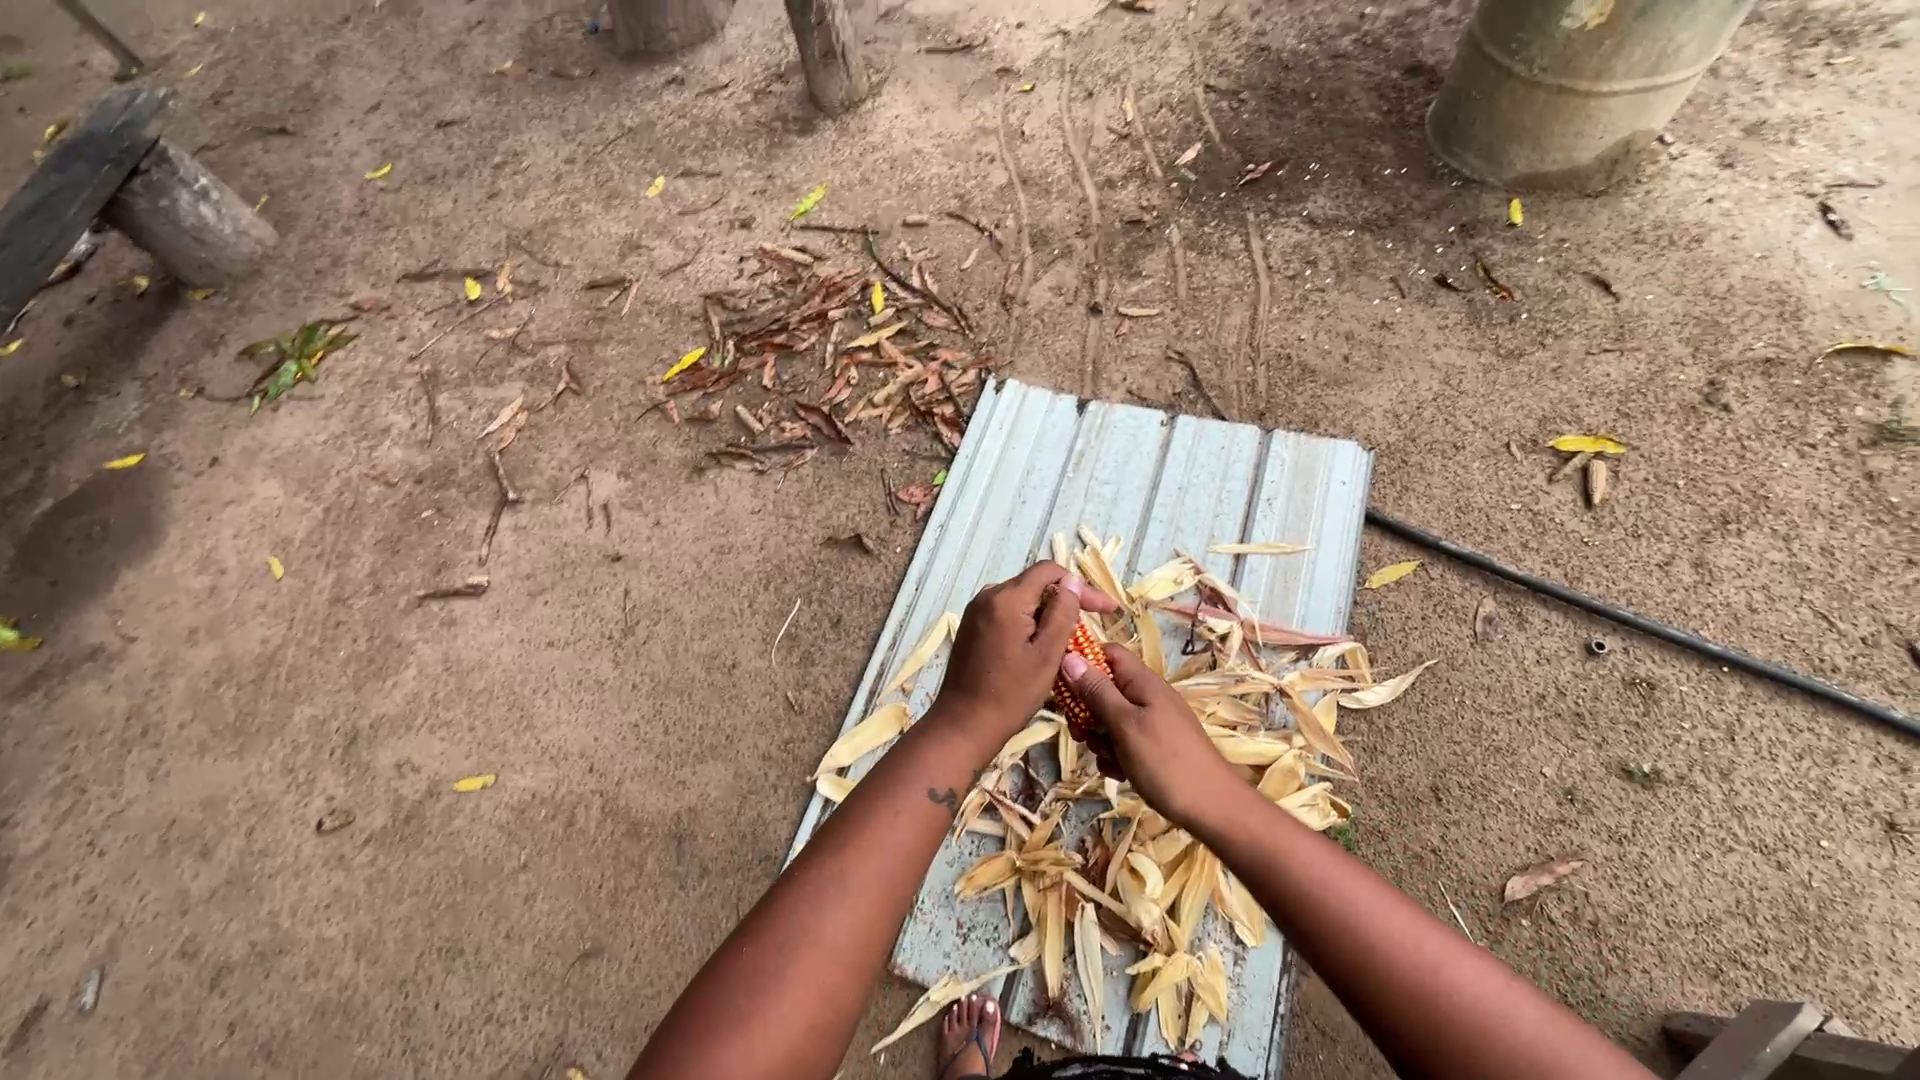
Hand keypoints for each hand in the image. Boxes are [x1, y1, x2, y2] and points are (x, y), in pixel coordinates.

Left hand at [935, 562, 1117, 748]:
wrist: (964, 724)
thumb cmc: (1011, 694)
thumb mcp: (1047, 654)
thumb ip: (1062, 612)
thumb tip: (1072, 582)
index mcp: (1006, 598)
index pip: (1049, 571)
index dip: (1080, 586)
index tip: (1105, 610)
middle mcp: (987, 596)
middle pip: (1035, 585)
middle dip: (1065, 602)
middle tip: (1091, 628)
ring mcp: (976, 612)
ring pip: (1022, 601)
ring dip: (1047, 615)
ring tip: (1069, 640)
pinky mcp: (972, 628)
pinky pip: (1007, 614)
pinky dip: (1028, 624)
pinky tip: (1041, 646)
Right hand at [1060, 645, 1242, 828]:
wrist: (1212, 808)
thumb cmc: (1165, 761)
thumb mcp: (1124, 724)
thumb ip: (1097, 691)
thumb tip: (1070, 656)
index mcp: (1143, 682)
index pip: (1107, 653)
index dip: (1083, 662)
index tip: (1062, 686)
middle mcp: (1147, 696)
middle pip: (1104, 689)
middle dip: (1087, 711)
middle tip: (1081, 734)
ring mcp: (1152, 722)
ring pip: (1110, 719)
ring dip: (1100, 738)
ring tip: (1109, 759)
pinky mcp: (1154, 747)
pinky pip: (1123, 742)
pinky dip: (1116, 755)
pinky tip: (1119, 773)